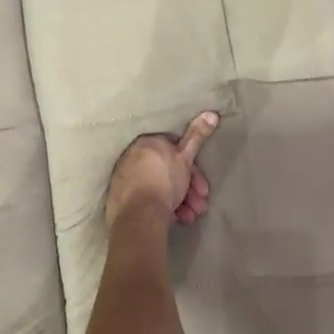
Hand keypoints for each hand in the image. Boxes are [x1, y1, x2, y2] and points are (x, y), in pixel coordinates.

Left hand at [105, 111, 220, 227]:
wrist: (139, 215)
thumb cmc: (165, 181)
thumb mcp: (185, 157)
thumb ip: (197, 135)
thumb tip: (211, 113)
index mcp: (147, 143)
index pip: (174, 151)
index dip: (193, 170)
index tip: (203, 187)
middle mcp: (133, 158)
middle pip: (168, 172)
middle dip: (189, 190)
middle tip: (200, 206)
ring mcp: (125, 180)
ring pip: (159, 188)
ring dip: (180, 203)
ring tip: (190, 218)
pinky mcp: (121, 201)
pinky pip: (148, 201)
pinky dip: (164, 209)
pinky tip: (175, 220)